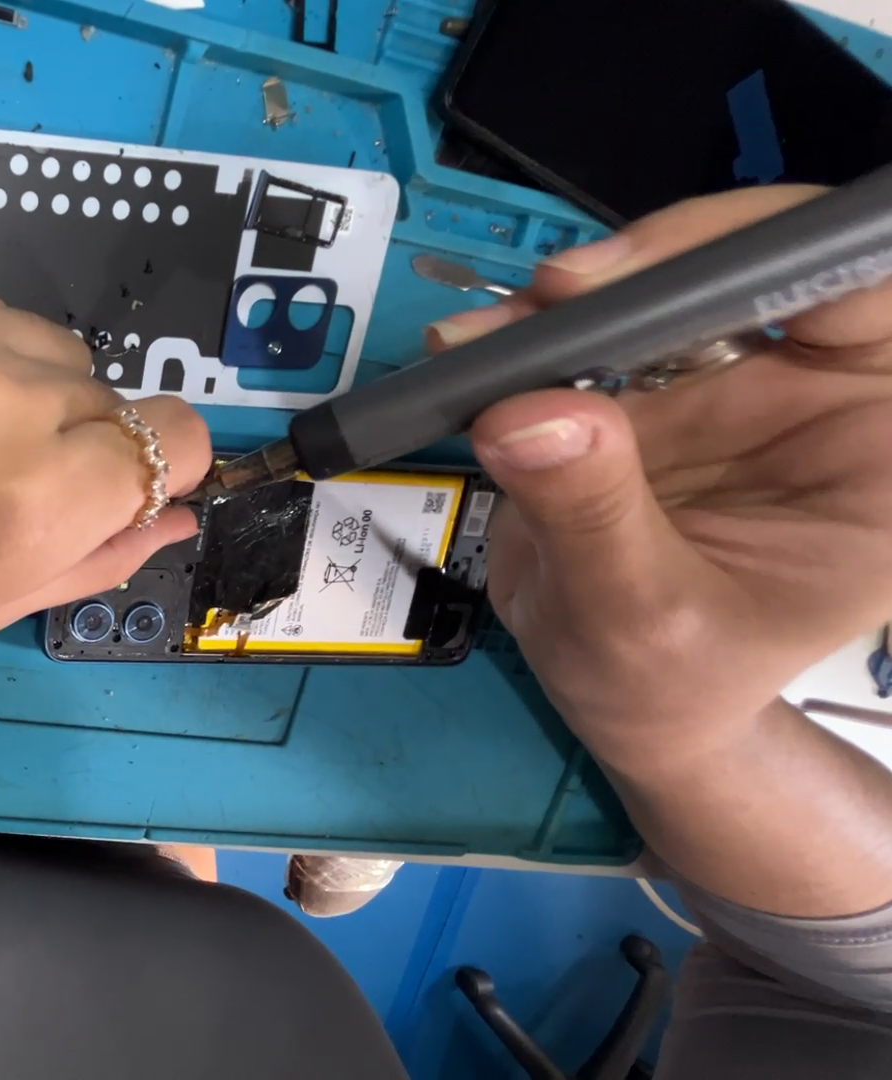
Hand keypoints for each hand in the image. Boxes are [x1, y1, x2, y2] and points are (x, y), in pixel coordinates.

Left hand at [0, 261, 209, 663]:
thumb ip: (99, 556)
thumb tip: (175, 511)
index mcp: (39, 495)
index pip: (178, 440)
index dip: (145, 469)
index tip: (101, 486)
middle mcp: (7, 393)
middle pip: (110, 393)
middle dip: (74, 439)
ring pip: (46, 345)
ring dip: (20, 388)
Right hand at [429, 188, 891, 764]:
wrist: (616, 698)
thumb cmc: (665, 679)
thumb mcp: (637, 614)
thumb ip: (594, 516)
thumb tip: (524, 414)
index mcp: (871, 442)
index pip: (859, 295)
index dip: (749, 258)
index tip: (610, 285)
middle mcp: (800, 399)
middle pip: (737, 279)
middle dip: (629, 277)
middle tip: (532, 301)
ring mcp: (704, 398)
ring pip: (638, 306)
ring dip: (547, 313)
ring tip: (464, 341)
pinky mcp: (619, 410)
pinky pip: (567, 353)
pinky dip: (508, 348)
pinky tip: (458, 358)